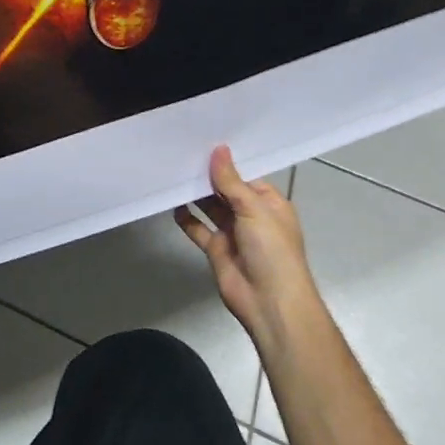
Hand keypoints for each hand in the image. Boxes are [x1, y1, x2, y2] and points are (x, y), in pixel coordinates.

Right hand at [174, 145, 316, 342]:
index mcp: (269, 204)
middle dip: (207, 176)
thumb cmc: (271, 250)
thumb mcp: (254, 210)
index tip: (203, 141)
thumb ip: (231, 181)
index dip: (226, 162)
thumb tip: (219, 149)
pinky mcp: (216, 249)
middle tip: (180, 151)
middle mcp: (251, 216)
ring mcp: (233, 233)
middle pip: (225, 190)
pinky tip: (172, 204)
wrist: (270, 303)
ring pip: (210, 207)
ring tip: (173, 172)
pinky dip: (186, 218)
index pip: (245, 176)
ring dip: (195, 194)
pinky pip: (198, 229)